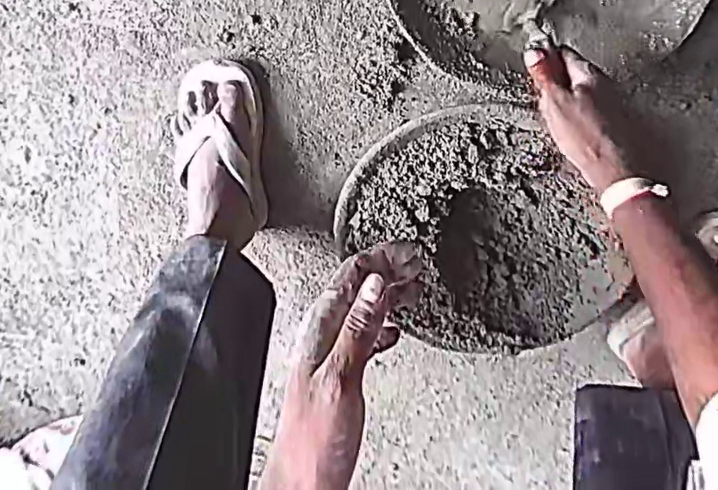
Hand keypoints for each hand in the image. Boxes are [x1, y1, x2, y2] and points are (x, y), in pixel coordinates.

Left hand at [262, 242, 424, 489]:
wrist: (300, 486)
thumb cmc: (313, 441)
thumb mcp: (341, 378)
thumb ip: (358, 328)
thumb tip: (376, 282)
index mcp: (322, 326)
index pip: (352, 273)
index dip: (382, 257)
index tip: (408, 251)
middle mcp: (325, 333)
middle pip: (359, 285)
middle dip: (389, 269)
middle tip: (417, 263)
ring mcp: (332, 352)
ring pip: (364, 307)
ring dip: (389, 293)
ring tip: (414, 286)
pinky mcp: (341, 373)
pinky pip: (365, 334)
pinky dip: (384, 323)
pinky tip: (395, 328)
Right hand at [525, 45, 634, 193]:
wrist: (620, 175)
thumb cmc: (589, 139)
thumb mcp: (555, 103)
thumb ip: (545, 75)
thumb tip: (534, 51)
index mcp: (590, 73)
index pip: (563, 53)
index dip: (546, 60)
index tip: (535, 71)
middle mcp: (606, 84)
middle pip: (574, 74)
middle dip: (557, 84)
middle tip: (544, 101)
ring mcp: (614, 105)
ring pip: (583, 95)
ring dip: (569, 104)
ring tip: (559, 123)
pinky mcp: (618, 126)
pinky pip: (593, 114)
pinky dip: (581, 120)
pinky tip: (576, 136)